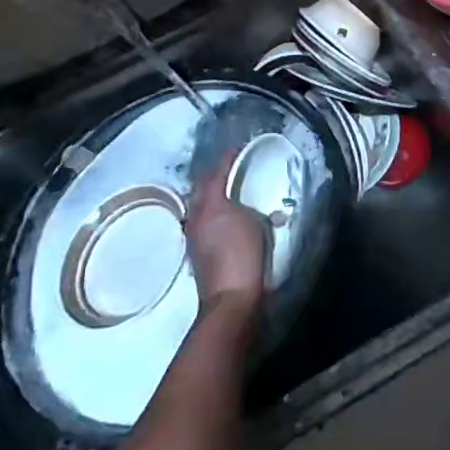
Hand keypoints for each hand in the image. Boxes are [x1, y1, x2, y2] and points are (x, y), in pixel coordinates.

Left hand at [185, 156, 266, 318]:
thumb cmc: (246, 257)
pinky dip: (207, 214)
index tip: (235, 150)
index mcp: (211, 203)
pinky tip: (218, 220)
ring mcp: (192, 233)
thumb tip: (247, 210)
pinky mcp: (193, 250)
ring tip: (222, 194)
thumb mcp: (257, 226)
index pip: (217, 172)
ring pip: (196, 204)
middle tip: (227, 171)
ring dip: (207, 196)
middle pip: (200, 186)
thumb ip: (250, 211)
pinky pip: (198, 221)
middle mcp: (195, 214)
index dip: (227, 158)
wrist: (229, 299)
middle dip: (212, 176)